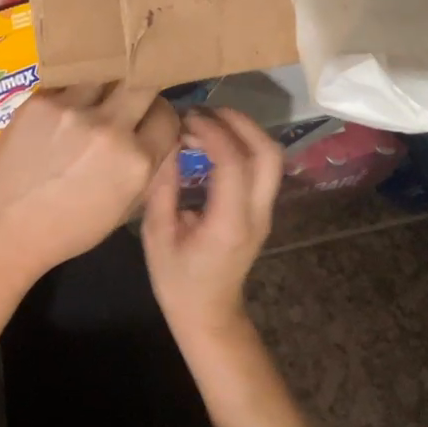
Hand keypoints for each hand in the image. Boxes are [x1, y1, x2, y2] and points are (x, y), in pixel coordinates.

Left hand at [0, 84, 179, 286]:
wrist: (2, 226)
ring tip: (96, 98)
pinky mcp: (40, 100)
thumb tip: (157, 137)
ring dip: (105, 85)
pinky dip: (70, 93)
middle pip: (142, 84)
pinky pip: (67, 84)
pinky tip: (62, 110)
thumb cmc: (66, 230)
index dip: (160, 118)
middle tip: (129, 99)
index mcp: (136, 161)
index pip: (167, 117)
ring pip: (104, 75)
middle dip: (141, 90)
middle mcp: (109, 129)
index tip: (149, 120)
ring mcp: (72, 110)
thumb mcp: (123, 209)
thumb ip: (147, 169)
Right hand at [142, 107, 285, 339]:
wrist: (208, 315)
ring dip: (242, 130)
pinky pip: (261, 167)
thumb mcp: (156, 233)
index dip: (211, 132)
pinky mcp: (261, 209)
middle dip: (238, 122)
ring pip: (271, 157)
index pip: (234, 163)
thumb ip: (162, 186)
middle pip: (268, 153)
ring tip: (204, 123)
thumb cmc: (177, 279)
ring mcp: (265, 212)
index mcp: (229, 223)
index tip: (183, 119)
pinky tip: (209, 143)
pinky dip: (240, 144)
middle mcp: (257, 214)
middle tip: (201, 111)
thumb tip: (164, 142)